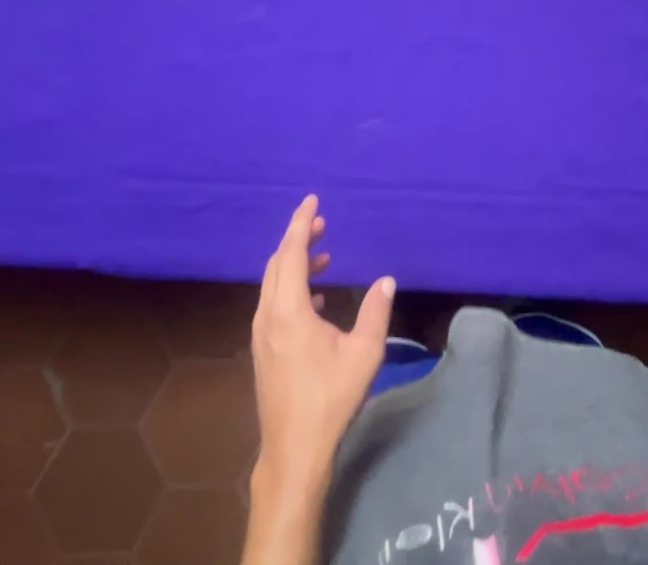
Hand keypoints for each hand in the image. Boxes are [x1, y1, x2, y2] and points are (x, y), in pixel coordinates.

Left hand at [250, 195, 394, 491]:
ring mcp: (261, 334)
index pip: (291, 253)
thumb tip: (386, 279)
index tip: (311, 201)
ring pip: (273, 285)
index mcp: (288, 310)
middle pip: (277, 264)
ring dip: (295, 264)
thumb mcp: (364, 352)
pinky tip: (315, 298)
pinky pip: (273, 303)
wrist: (294, 447)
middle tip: (323, 225)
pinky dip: (291, 288)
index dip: (301, 224)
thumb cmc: (331, 397)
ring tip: (324, 257)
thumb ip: (376, 311)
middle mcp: (268, 316)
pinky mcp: (263, 349)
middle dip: (298, 240)